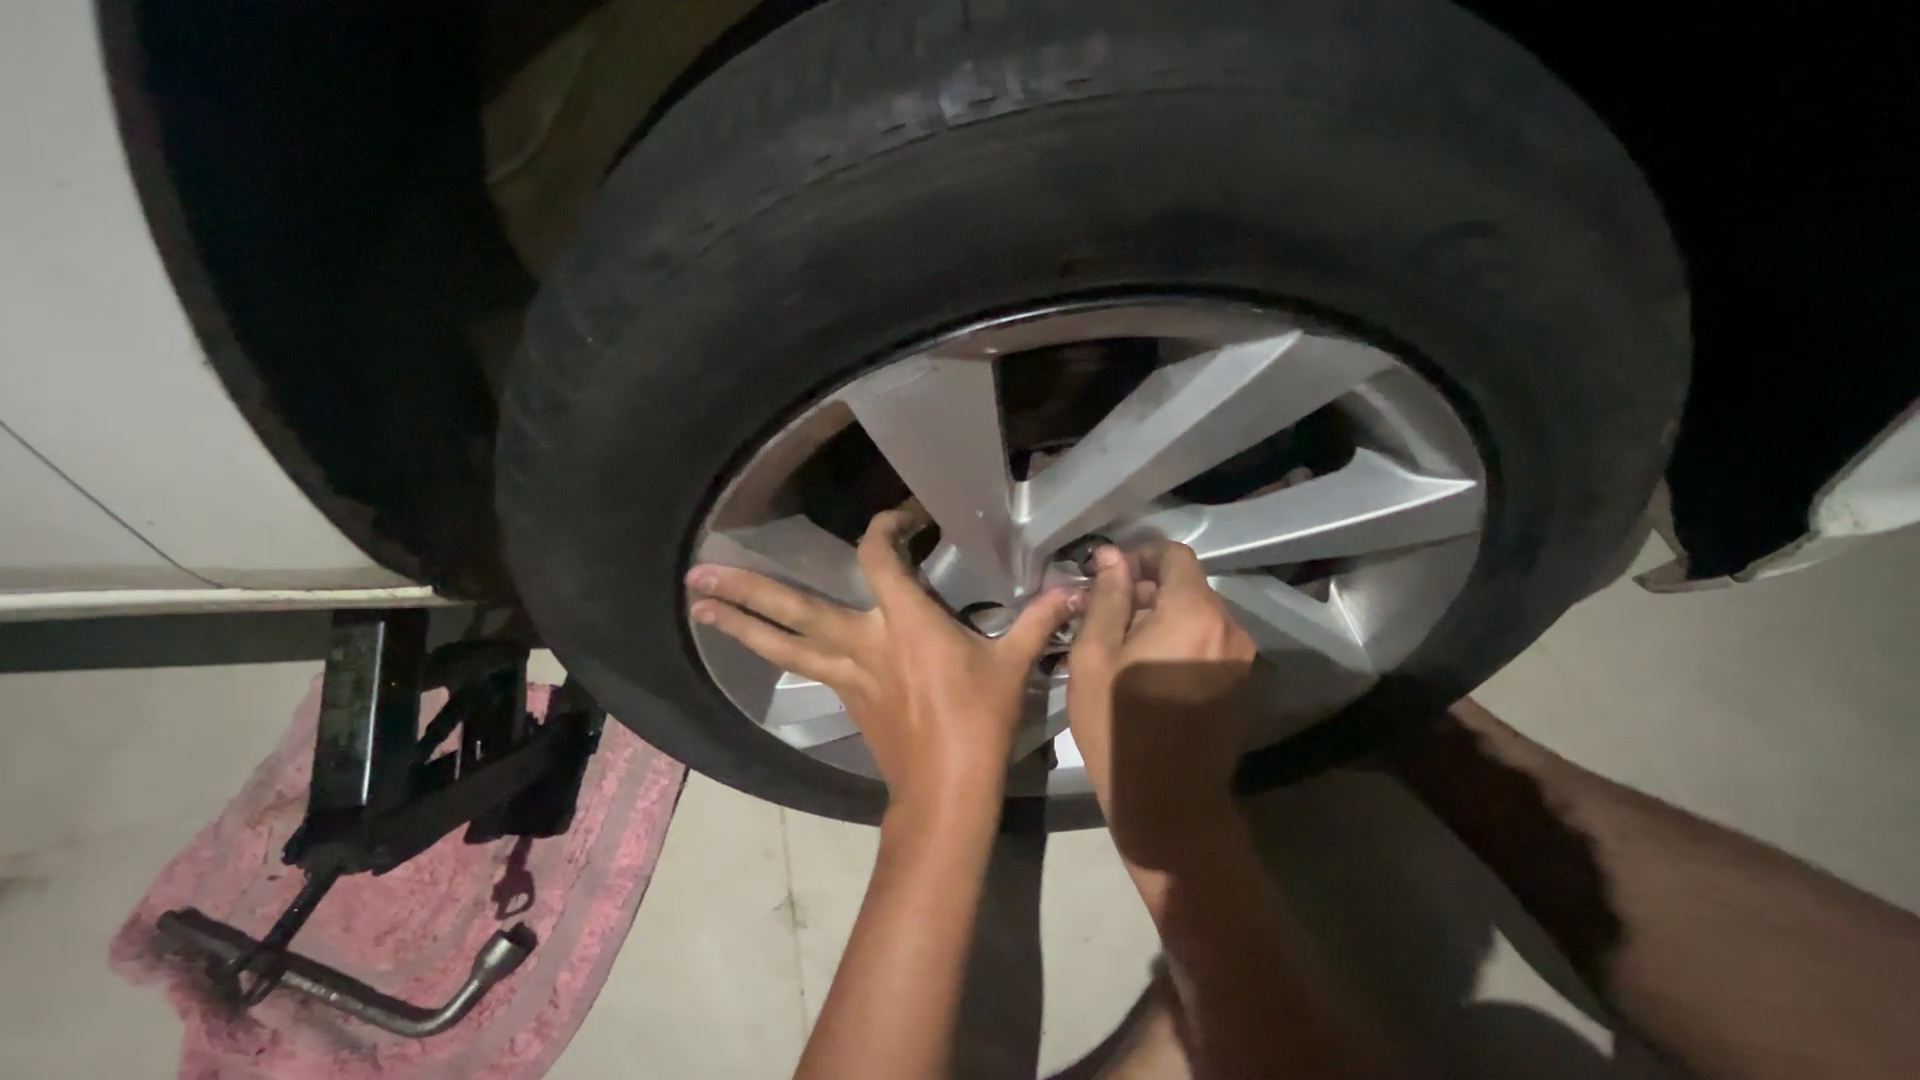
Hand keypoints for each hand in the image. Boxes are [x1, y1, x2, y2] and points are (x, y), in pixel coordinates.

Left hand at [686, 508, 1079, 808]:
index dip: (884, 528)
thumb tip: (1072, 589)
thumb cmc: (979, 721)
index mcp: (905, 622)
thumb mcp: (1012, 667)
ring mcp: (845, 672)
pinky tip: (755, 644)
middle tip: (697, 572)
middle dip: (747, 588)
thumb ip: (1037, 621)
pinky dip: (774, 650)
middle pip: (796, 607)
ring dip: (739, 623)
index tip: (899, 518)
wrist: (945, 789)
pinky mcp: (843, 696)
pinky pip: (803, 664)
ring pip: (783, 642)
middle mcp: (863, 640)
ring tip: (697, 603)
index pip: (879, 557)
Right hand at [1066, 543, 1257, 861]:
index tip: (1107, 580)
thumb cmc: (1119, 726)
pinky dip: (1180, 644)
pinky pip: (1207, 644)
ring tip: (1124, 651)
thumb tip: (1111, 557)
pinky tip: (1150, 674)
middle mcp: (1228, 627)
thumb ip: (1106, 599)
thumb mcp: (1095, 657)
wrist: (1169, 803)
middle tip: (1105, 621)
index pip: (1174, 555)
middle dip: (1147, 593)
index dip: (1139, 557)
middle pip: (1187, 586)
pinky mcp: (1241, 684)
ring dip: (1163, 620)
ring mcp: (1240, 658)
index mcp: (1193, 613)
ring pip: (1197, 617)